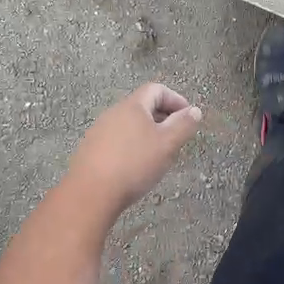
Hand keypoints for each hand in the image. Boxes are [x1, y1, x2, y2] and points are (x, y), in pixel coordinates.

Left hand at [64, 83, 202, 215]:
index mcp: (133, 106)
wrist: (89, 194)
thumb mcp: (167, 144)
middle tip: (176, 137)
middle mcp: (113, 113)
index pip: (156, 89)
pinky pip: (116, 140)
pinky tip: (134, 167)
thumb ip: (184, 124)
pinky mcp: (89, 151)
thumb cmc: (134, 164)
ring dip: (146, 133)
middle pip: (142, 106)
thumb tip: (195, 110)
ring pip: (129, 125)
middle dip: (163, 118)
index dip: (175, 99)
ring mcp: (98, 132)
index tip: (188, 117)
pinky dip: (131, 146)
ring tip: (157, 154)